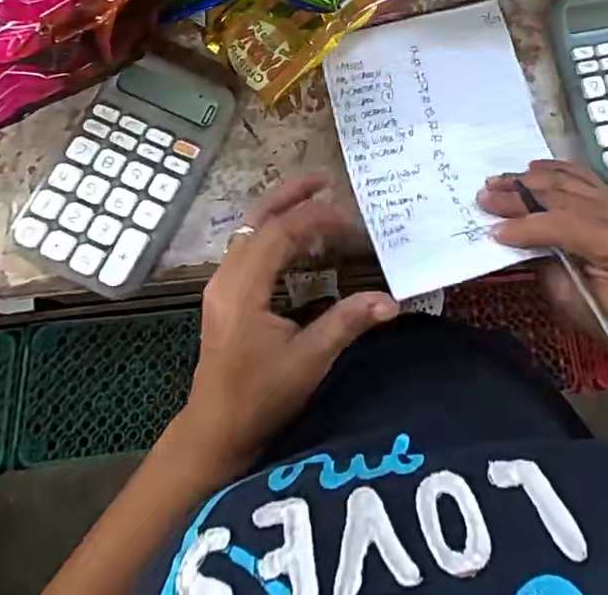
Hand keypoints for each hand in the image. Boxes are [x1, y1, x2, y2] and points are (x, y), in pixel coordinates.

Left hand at [177, 177, 398, 470]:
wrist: (217, 427)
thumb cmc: (261, 397)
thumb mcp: (309, 362)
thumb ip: (346, 324)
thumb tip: (390, 301)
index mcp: (243, 289)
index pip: (278, 234)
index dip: (314, 219)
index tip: (349, 218)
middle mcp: (226, 277)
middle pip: (256, 221)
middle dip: (290, 196)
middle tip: (325, 180)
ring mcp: (220, 283)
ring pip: (248, 231)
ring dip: (280, 212)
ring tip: (315, 200)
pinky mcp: (224, 292)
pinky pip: (246, 248)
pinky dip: (272, 233)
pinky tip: (296, 240)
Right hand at [476, 160, 607, 340]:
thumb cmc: (604, 317)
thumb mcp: (568, 298)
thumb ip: (542, 261)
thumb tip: (510, 234)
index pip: (565, 225)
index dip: (526, 226)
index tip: (493, 230)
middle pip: (563, 199)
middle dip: (518, 197)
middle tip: (483, 197)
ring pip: (569, 183)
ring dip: (528, 180)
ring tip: (497, 181)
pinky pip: (582, 178)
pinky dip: (554, 170)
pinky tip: (531, 168)